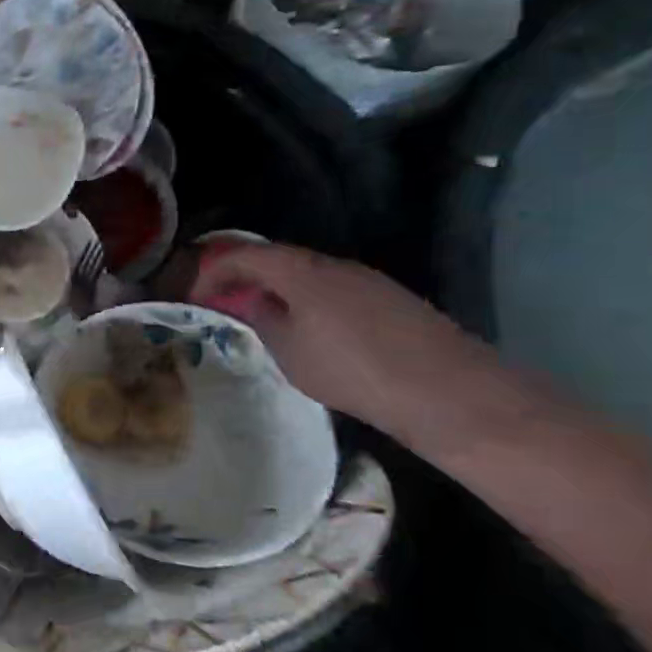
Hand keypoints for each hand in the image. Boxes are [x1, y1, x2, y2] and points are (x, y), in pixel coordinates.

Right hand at [189, 242, 524, 448]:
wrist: (455, 396)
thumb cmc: (353, 369)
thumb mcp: (287, 350)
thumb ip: (262, 319)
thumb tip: (255, 303)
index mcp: (300, 270)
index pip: (242, 255)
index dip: (212, 273)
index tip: (195, 297)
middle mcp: (335, 265)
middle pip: (278, 260)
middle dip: (246, 279)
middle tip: (225, 304)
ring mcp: (371, 282)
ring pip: (310, 276)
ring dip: (281, 291)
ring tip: (265, 320)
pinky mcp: (396, 303)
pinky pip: (337, 293)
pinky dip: (312, 303)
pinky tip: (313, 333)